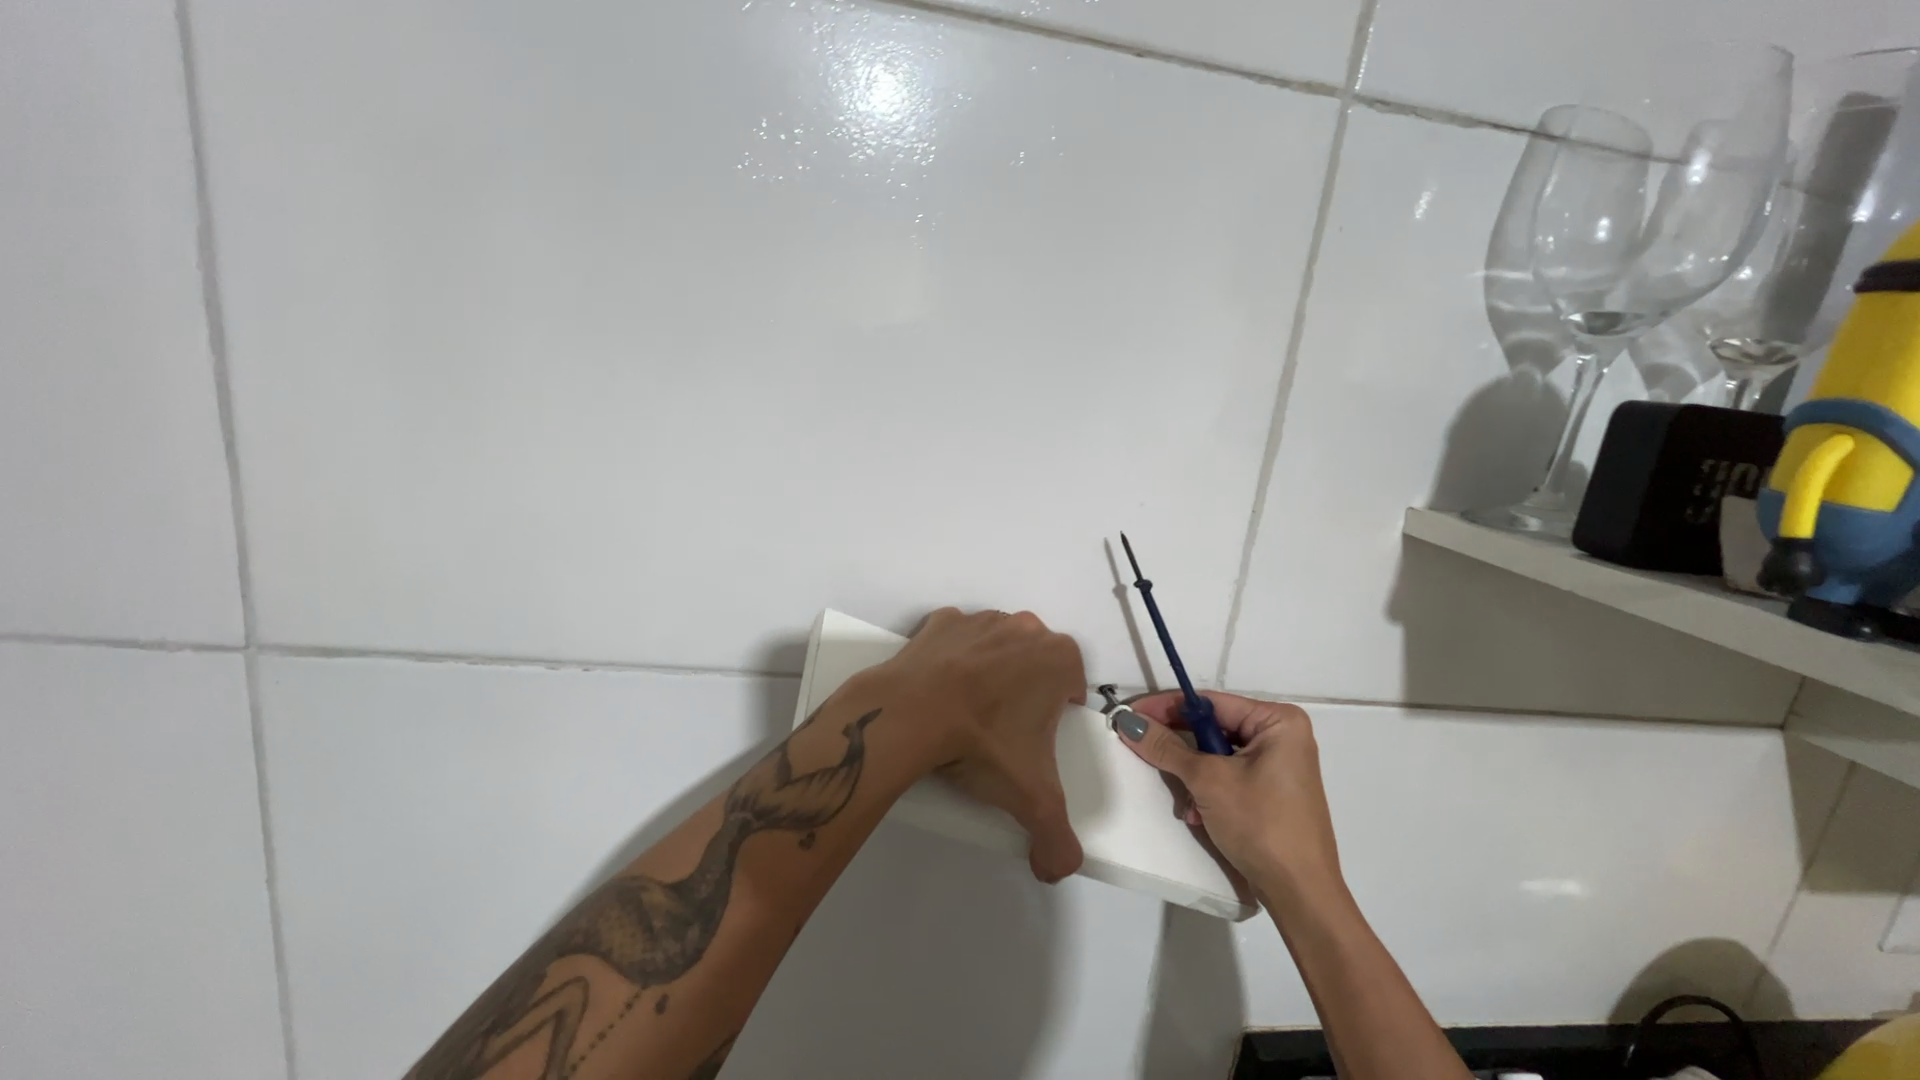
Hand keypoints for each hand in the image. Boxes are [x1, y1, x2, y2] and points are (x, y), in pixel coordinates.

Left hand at [856, 608, 1086, 883]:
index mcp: (1059, 658)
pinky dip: (949, 659)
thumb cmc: (983, 743)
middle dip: (1024, 689)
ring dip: (988, 671)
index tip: (1035, 739)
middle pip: (1034, 662)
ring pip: (995, 646)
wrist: (912, 713)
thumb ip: (1057, 840)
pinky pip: (953, 639)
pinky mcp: (939, 621)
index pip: (1071, 684)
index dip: (1056, 712)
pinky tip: (938, 691)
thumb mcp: (1031, 799)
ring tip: (967, 713)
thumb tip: (1059, 872)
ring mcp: (979, 620)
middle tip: (1002, 729)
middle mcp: (1024, 628)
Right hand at [1115, 691, 1340, 904]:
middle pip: (1214, 728)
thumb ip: (1166, 748)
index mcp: (1278, 721)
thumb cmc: (1260, 824)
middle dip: (1181, 749)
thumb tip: (1128, 723)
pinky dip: (1208, 792)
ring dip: (1193, 778)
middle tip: (1144, 751)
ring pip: (1218, 756)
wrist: (1300, 892)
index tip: (1130, 714)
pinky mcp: (1273, 792)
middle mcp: (1283, 736)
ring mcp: (1280, 766)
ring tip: (1186, 803)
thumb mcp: (1207, 781)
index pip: (1211, 703)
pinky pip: (1230, 776)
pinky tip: (1200, 815)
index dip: (1167, 708)